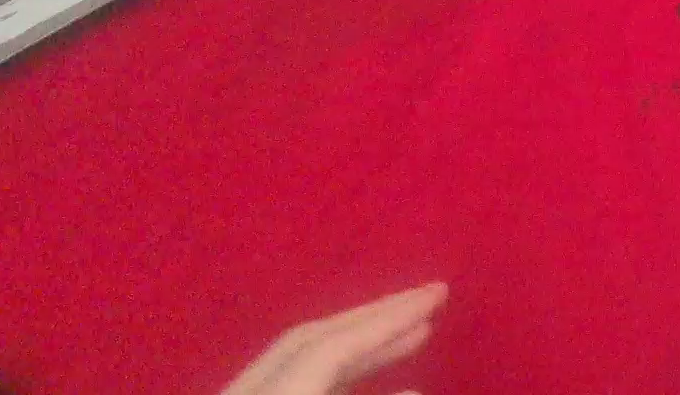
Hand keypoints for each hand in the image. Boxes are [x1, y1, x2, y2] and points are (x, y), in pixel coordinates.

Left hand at [220, 282, 446, 394]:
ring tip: (416, 331)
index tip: (440, 293)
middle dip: (375, 315)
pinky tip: (370, 372)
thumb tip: (418, 390)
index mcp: (266, 393)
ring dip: (360, 341)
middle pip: (306, 339)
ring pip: (294, 359)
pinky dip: (333, 371)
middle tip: (433, 294)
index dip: (388, 319)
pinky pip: (286, 380)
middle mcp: (239, 390)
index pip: (328, 347)